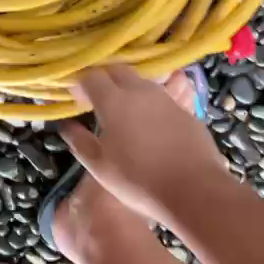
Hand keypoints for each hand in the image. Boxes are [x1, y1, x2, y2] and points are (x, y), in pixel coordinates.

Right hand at [59, 64, 230, 225]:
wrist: (197, 193)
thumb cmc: (139, 180)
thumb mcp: (99, 166)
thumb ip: (78, 140)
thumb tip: (65, 125)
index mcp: (114, 100)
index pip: (91, 75)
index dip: (80, 83)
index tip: (76, 97)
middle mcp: (140, 91)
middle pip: (117, 70)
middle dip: (104, 78)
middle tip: (97, 99)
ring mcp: (167, 99)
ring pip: (142, 82)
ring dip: (128, 89)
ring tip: (124, 111)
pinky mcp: (187, 112)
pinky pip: (162, 98)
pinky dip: (150, 105)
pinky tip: (151, 127)